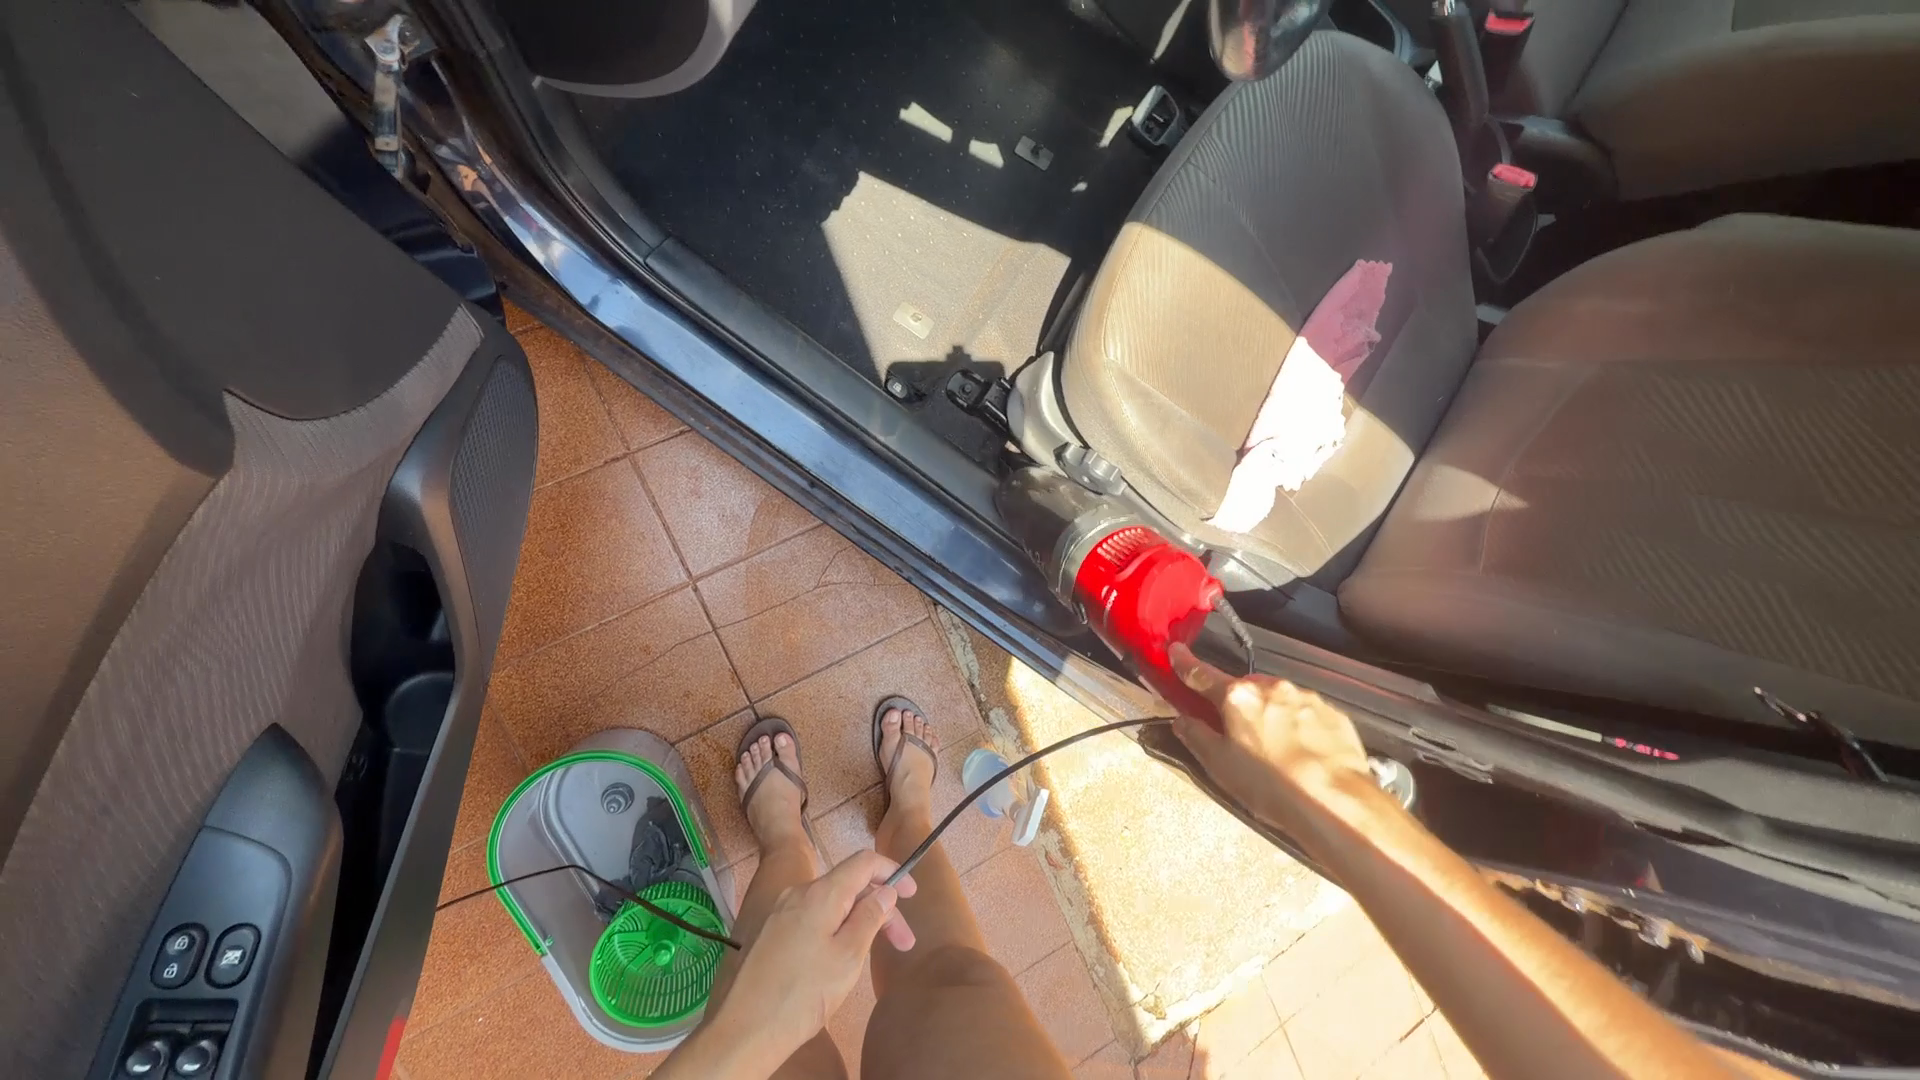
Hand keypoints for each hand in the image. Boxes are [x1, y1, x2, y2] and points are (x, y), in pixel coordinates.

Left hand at [698, 851, 916, 1073]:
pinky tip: (839, 958)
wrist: (742, 1032)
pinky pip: (811, 918)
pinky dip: (834, 929)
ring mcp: (780, 912)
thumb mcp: (847, 957)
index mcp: (820, 893)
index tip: (912, 894)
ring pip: (830, 904)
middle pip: (849, 886)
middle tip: (903, 944)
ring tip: (871, 955)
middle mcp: (798, 893)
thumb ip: (870, 917)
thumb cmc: (802, 994)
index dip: (892, 871)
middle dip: (880, 908)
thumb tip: (885, 890)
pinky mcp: (770, 933)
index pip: (864, 862)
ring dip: (857, 921)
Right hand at [1167, 643, 1371, 836]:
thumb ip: (1196, 736)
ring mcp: (1307, 698)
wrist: (1337, 803)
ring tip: (1275, 749)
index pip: (1202, 674)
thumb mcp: (1218, 765)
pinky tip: (1302, 753)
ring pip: (1277, 699)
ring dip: (1269, 714)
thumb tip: (1183, 719)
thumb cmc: (1269, 785)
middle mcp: (1272, 687)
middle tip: (1235, 731)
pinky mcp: (1335, 715)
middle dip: (1236, 702)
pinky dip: (1298, 726)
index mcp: (1238, 696)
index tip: (1175, 651)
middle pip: (1244, 688)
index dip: (1185, 664)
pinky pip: (1306, 714)